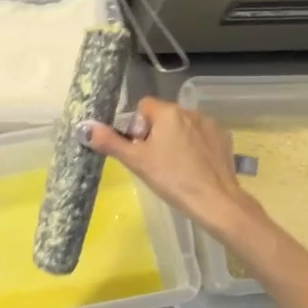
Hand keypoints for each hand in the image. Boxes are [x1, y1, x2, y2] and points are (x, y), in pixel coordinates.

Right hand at [82, 97, 260, 233]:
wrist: (216, 201)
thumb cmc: (172, 179)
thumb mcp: (136, 162)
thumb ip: (110, 142)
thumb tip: (84, 127)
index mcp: (168, 112)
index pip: (143, 107)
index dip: (136, 127)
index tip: (140, 149)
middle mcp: (190, 111)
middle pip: (163, 116)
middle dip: (155, 134)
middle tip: (155, 161)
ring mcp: (210, 124)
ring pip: (183, 126)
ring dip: (176, 139)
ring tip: (176, 167)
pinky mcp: (223, 138)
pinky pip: (201, 136)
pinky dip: (195, 147)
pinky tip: (194, 167)